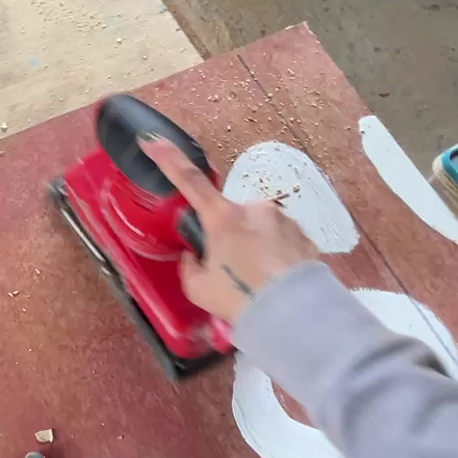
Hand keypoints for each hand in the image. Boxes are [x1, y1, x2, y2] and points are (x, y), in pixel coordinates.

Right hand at [141, 136, 322, 321]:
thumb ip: (190, 267)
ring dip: (255, 246)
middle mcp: (253, 210)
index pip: (188, 180)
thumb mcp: (199, 289)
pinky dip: (277, 256)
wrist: (295, 317)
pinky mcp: (304, 235)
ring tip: (258, 281)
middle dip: (228, 236)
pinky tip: (277, 281)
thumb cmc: (240, 299)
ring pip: (259, 228)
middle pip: (230, 216)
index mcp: (223, 218)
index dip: (168, 158)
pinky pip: (282, 241)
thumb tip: (193, 257)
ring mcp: (282, 220)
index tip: (152, 140)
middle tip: (231, 270)